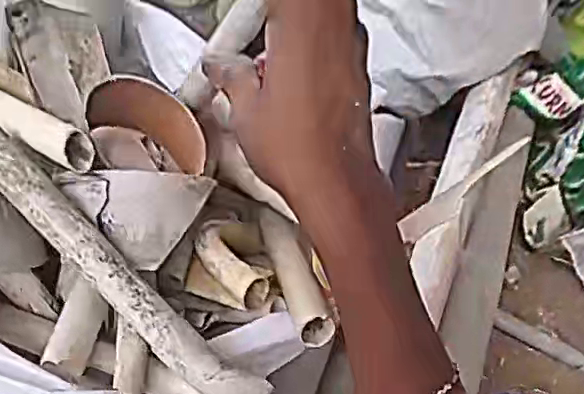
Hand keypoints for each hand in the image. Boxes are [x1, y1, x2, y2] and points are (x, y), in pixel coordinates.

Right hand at [204, 0, 377, 214]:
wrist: (334, 185)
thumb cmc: (297, 151)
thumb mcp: (246, 113)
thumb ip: (232, 77)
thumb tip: (222, 68)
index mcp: (299, 12)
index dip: (254, 11)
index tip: (244, 21)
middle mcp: (333, 20)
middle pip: (304, 3)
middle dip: (280, 15)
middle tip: (257, 31)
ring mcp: (352, 44)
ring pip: (326, 13)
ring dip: (300, 27)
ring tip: (273, 56)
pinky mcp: (361, 71)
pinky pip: (338, 42)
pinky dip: (317, 50)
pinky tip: (298, 80)